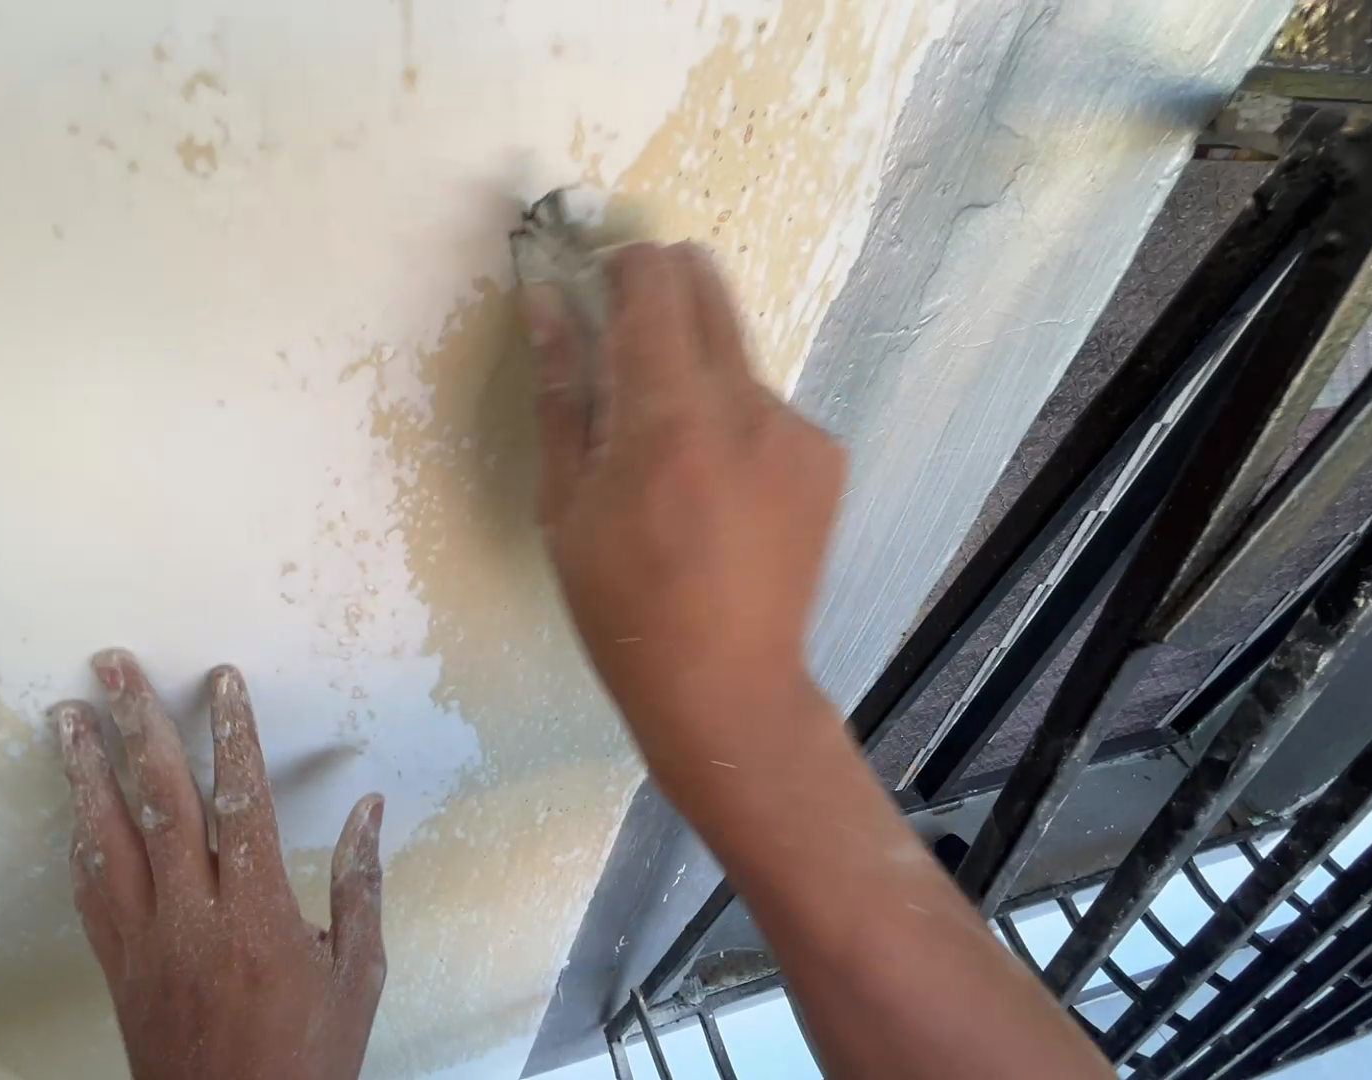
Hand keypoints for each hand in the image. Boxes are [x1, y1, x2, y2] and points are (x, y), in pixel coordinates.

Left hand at [54, 650, 384, 1079]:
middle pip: (159, 806)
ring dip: (85, 772)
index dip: (233, 736)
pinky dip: (81, 837)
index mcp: (257, 916)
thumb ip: (362, 884)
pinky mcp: (120, 967)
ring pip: (107, 842)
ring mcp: (144, 943)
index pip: (241, 804)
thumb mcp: (359, 973)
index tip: (223, 682)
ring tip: (67, 716)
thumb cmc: (308, 1055)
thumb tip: (372, 808)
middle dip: (136, 728)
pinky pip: (91, 892)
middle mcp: (191, 918)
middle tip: (114, 667)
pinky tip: (74, 803)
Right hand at [522, 242, 846, 799]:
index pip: (651, 282)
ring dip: (695, 366)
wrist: (725, 683)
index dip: (619, 264)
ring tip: (673, 451)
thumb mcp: (565, 505)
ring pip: (736, 351)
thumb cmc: (621, 606)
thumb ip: (561, 394)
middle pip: (707, 287)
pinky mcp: (826, 455)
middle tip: (625, 347)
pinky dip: (733, 416)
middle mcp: (744, 402)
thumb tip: (545, 303)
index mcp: (666, 416)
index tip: (595, 285)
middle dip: (661, 289)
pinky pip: (767, 404)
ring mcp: (796, 427)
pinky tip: (720, 487)